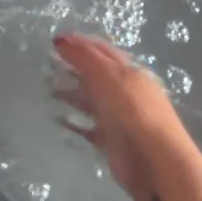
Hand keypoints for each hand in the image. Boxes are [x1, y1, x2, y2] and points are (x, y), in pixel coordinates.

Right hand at [52, 32, 193, 198]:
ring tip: (48, 89)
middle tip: (47, 63)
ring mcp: (121, 117)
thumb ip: (82, 55)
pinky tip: (58, 119)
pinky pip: (89, 127)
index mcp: (130, 72)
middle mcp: (127, 92)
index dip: (80, 43)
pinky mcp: (114, 140)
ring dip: (70, 93)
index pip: (102, 50)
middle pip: (96, 75)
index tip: (54, 40)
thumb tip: (59, 39)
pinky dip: (74, 122)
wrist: (154, 161)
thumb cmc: (131, 109)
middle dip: (73, 67)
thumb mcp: (106, 74)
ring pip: (91, 99)